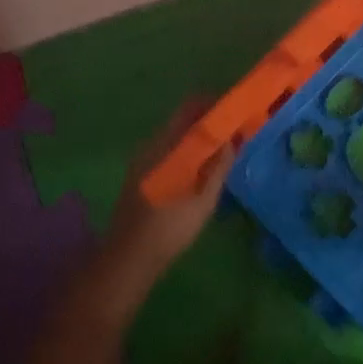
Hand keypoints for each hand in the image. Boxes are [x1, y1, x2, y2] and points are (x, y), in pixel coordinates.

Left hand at [99, 100, 231, 282]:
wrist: (127, 259)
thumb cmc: (168, 231)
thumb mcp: (202, 201)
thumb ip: (218, 168)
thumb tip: (233, 140)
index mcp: (165, 147)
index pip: (189, 109)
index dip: (213, 104)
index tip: (235, 108)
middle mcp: (151, 146)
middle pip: (182, 121)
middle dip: (208, 120)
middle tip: (235, 128)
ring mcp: (142, 160)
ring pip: (174, 137)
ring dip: (198, 136)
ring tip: (224, 146)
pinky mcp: (141, 174)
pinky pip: (168, 151)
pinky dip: (187, 150)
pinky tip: (202, 166)